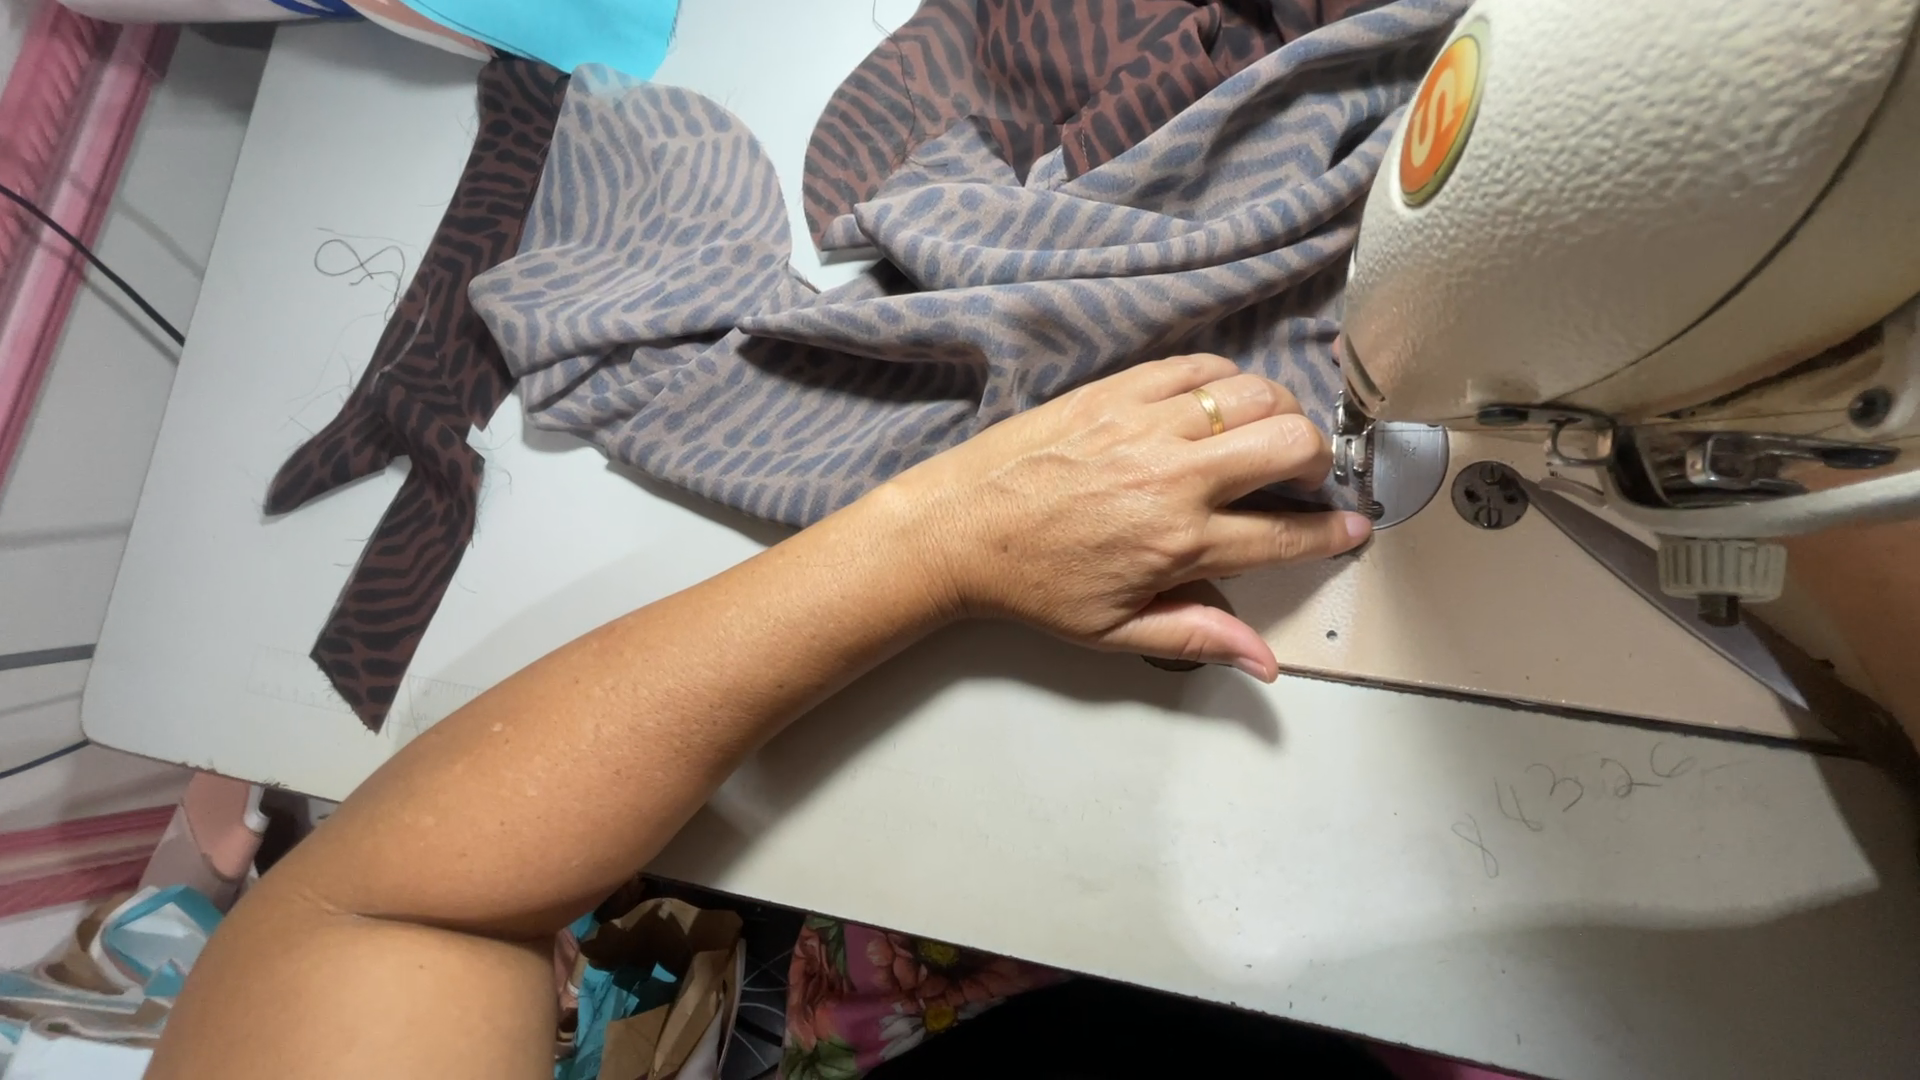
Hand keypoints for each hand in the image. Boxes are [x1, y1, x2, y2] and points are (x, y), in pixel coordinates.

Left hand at [878, 354, 1371, 679]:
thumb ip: (1196, 636)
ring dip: (1277, 412)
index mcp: (1177, 542)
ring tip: (1263, 435)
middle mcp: (1172, 476)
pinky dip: (1223, 378)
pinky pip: (1194, 366)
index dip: (1332, 532)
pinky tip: (1217, 401)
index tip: (1353, 525)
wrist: (961, 529)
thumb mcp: (1113, 631)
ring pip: (1252, 394)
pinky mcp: (1113, 392)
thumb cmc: (1034, 584)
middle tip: (1304, 475)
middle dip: (1319, 460)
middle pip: (1290, 444)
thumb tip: (1266, 663)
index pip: (1285, 535)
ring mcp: (1143, 425)